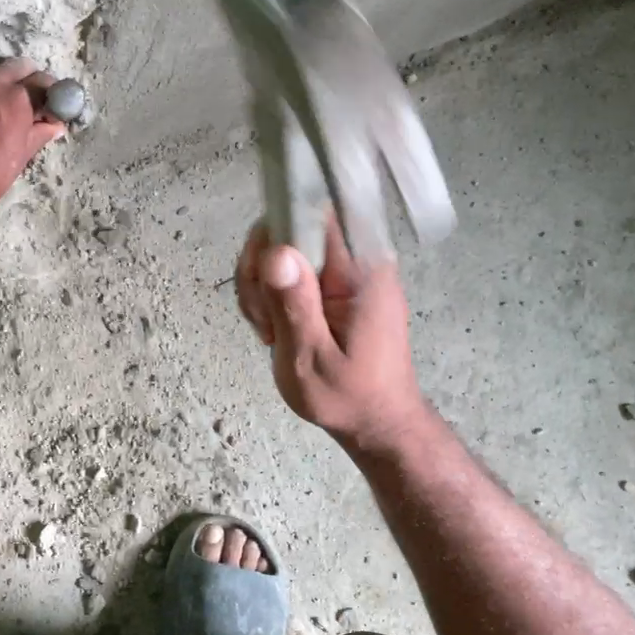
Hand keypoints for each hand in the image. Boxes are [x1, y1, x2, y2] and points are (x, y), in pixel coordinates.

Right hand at [235, 218, 431, 451]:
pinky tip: (274, 330)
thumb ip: (294, 304)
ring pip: (279, 252)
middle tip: (263, 318)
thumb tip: (275, 252)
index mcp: (360, 270)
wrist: (374, 422)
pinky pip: (285, 273)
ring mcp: (341, 273)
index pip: (315, 212)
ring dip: (259, 288)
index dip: (277, 231)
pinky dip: (267, 298)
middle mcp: (354, 260)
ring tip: (271, 331)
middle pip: (289, 229)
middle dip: (260, 269)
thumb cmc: (347, 396)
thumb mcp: (311, 357)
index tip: (261, 277)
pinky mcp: (329, 287)